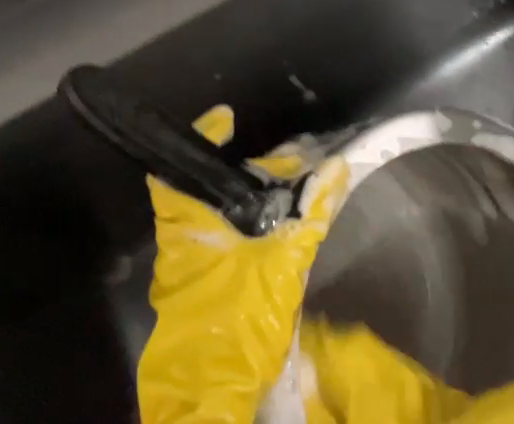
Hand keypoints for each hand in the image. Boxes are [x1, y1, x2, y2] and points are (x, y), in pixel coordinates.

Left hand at [137, 105, 349, 423]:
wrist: (213, 395)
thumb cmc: (239, 321)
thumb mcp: (284, 265)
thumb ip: (311, 214)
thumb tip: (337, 168)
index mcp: (188, 228)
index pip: (176, 171)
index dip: (201, 138)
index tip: (228, 118)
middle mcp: (180, 242)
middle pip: (207, 189)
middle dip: (246, 169)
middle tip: (289, 159)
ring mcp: (187, 267)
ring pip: (217, 215)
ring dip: (250, 197)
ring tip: (294, 183)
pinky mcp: (200, 288)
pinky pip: (221, 239)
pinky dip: (247, 223)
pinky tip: (280, 222)